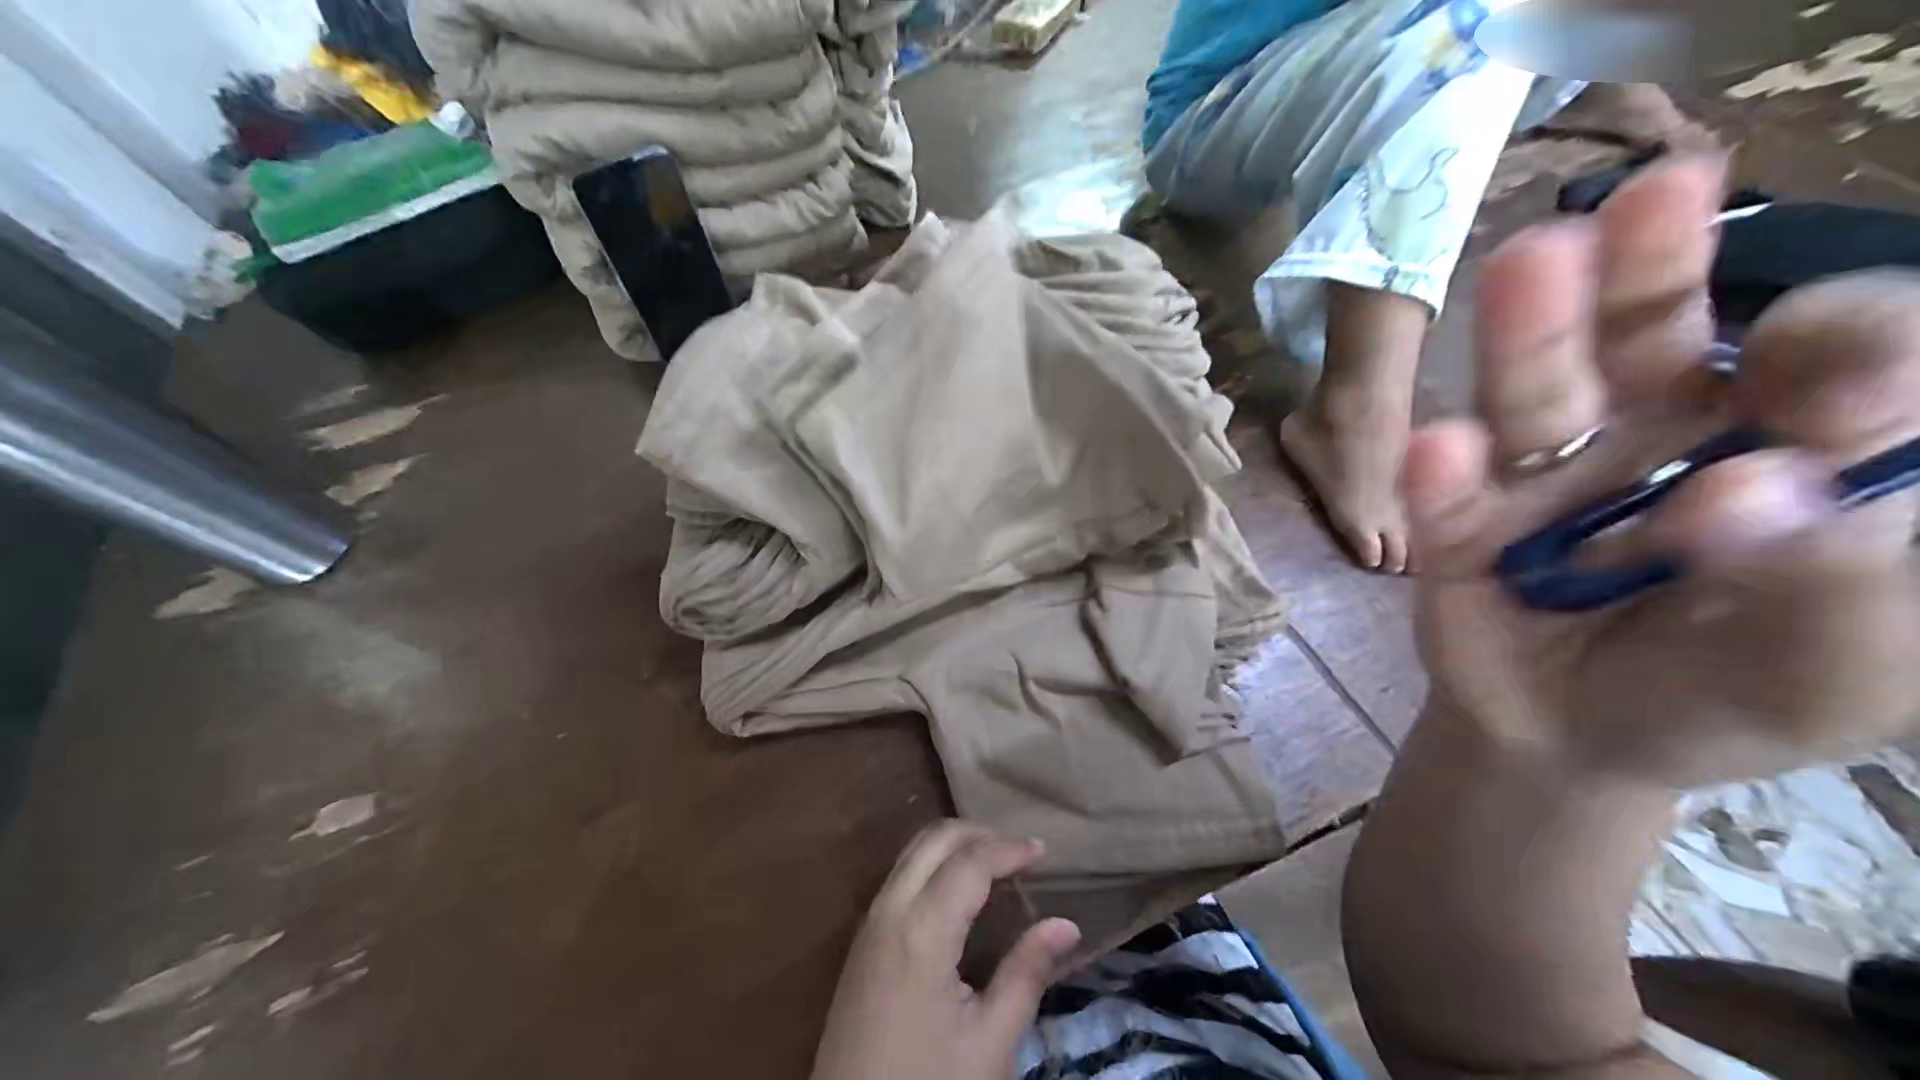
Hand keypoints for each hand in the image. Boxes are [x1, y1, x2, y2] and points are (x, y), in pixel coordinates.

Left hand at [810, 822, 1080, 1079]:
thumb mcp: (990, 1042)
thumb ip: (1026, 973)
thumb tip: (1066, 924)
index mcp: (921, 931)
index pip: (969, 862)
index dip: (1009, 849)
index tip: (1044, 852)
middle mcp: (888, 911)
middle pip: (932, 840)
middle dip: (978, 834)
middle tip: (1019, 854)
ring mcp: (868, 925)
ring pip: (911, 854)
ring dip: (953, 847)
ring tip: (995, 866)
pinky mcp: (860, 944)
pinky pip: (898, 878)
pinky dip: (931, 866)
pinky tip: (957, 894)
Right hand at [1405, 153, 1919, 787]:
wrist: (1572, 739)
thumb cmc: (1723, 698)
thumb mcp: (1838, 675)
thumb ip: (1844, 590)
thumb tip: (1757, 492)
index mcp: (1773, 449)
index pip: (1820, 371)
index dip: (1840, 347)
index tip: (1826, 359)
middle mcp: (1649, 440)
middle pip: (1653, 346)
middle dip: (1654, 273)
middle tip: (1664, 187)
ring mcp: (1538, 479)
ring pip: (1535, 398)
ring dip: (1528, 335)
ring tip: (1527, 261)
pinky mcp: (1456, 526)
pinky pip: (1447, 499)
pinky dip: (1440, 476)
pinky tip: (1440, 449)